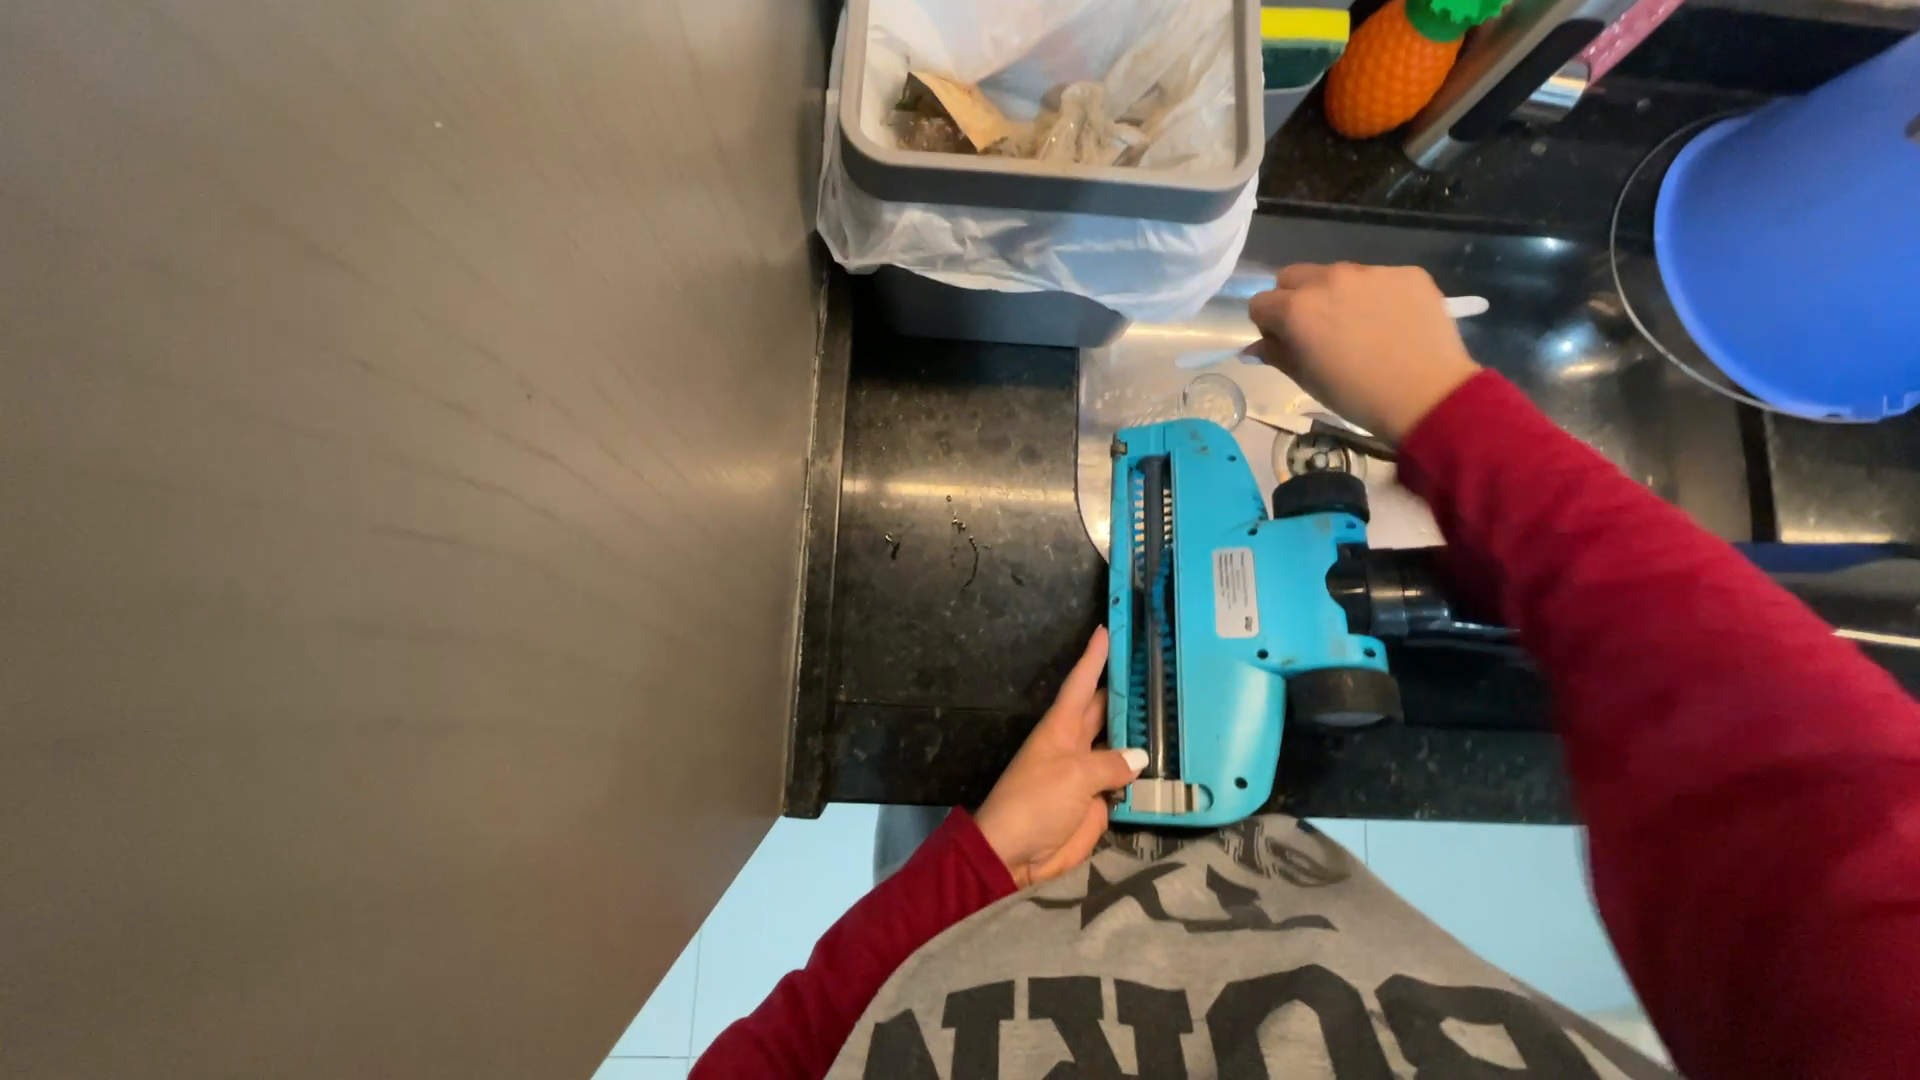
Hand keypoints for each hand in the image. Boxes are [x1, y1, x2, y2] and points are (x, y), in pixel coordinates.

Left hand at [974, 628, 1147, 888]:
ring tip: (1173, 712)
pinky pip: (1125, 781)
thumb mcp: (1073, 776)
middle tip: (1157, 669)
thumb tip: (1139, 757)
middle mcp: (1076, 743)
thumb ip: (1109, 764)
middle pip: (1103, 709)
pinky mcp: (1098, 802)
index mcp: (1061, 727)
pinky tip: (1170, 763)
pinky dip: (1144, 772)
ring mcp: (1088, 773)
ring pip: (1118, 744)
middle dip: (1124, 690)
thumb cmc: (1035, 802)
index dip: (1093, 658)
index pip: (1081, 683)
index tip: (1106, 630)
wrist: (1015, 854)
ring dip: (1139, 732)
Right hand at [1248, 263, 1479, 441]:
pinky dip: (1374, 296)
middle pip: (1292, 276)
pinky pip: (1377, 278)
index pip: (1260, 303)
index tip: (1284, 343)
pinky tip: (1389, 323)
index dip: (1267, 325)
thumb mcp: (1305, 379)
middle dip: (1294, 298)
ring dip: (1335, 294)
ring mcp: (1370, 272)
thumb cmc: (1354, 395)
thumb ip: (1276, 354)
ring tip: (1358, 326)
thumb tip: (1254, 347)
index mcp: (1295, 309)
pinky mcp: (1406, 273)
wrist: (1425, 394)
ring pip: (1336, 275)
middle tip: (1315, 329)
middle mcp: (1328, 279)